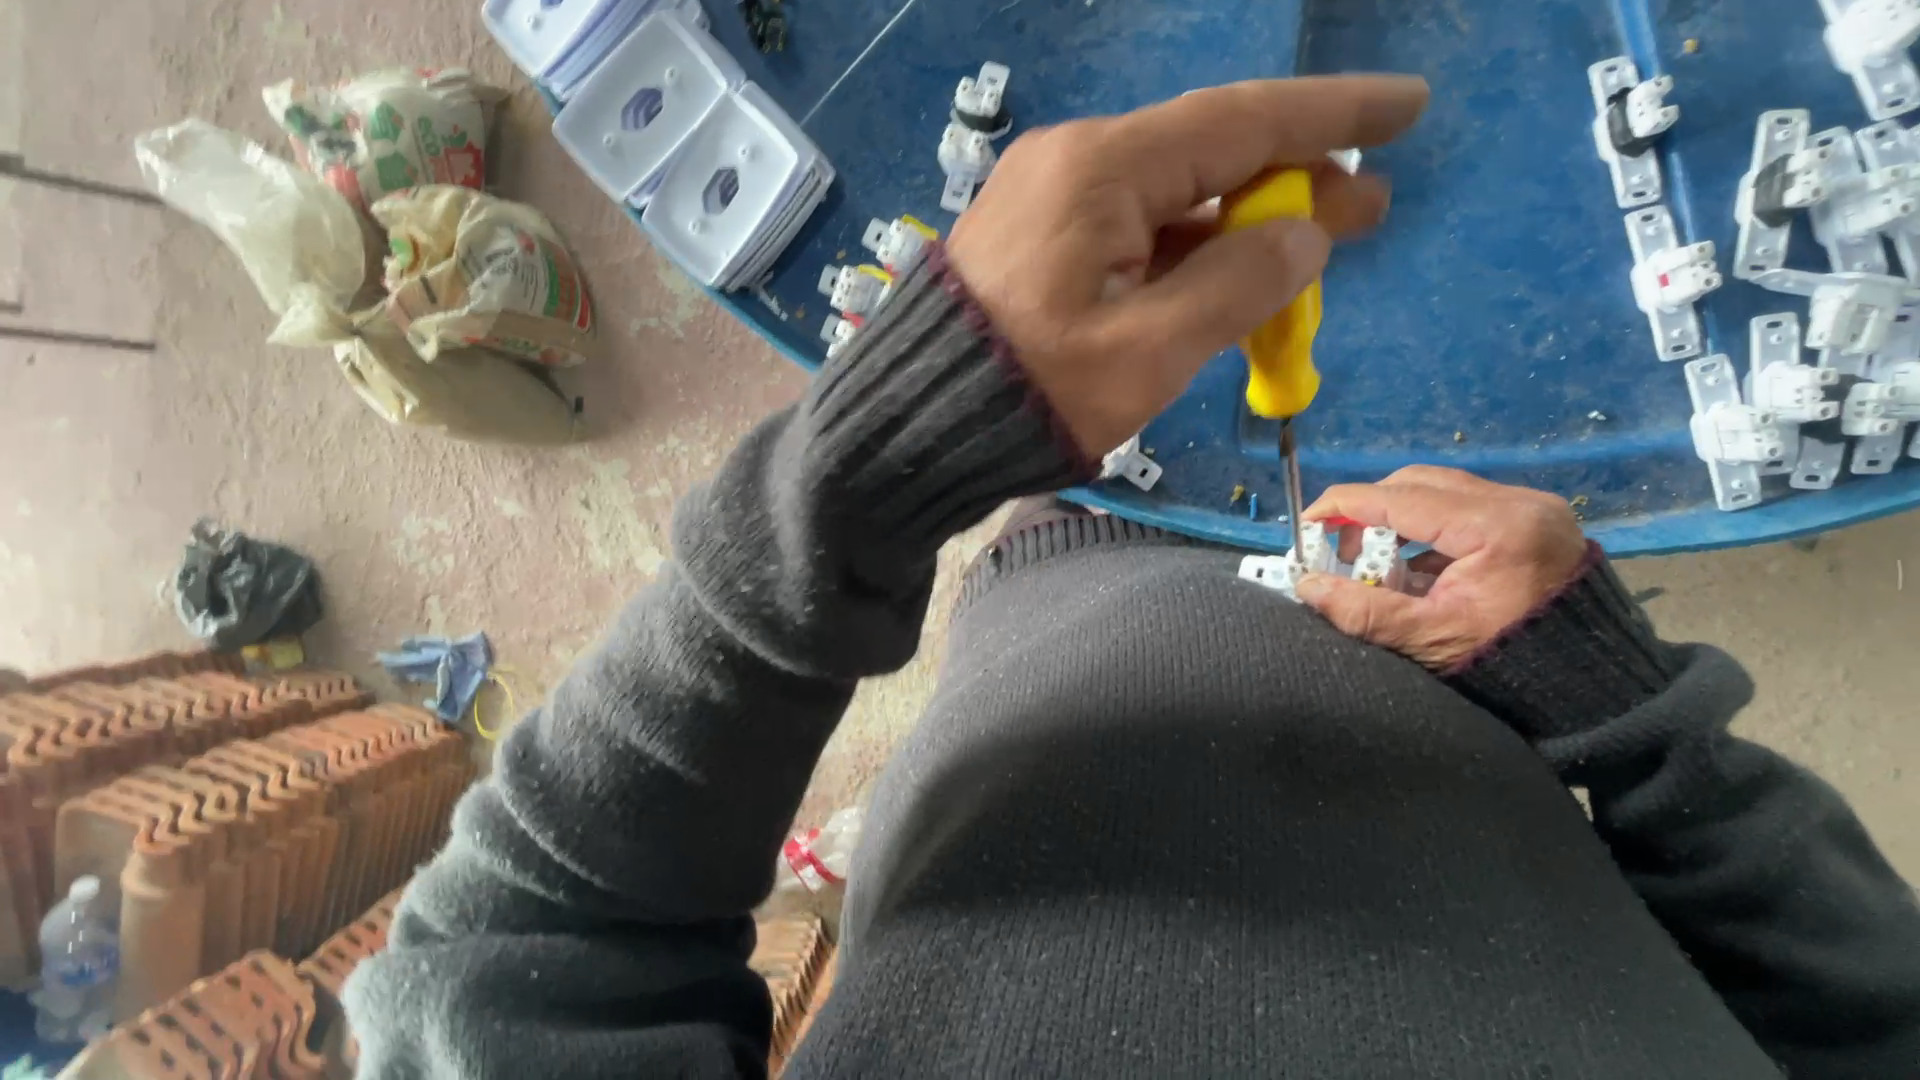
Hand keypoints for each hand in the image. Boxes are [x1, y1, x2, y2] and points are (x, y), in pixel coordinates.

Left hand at [945, 76, 1429, 456]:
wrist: (915, 429)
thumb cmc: (1033, 394)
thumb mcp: (1148, 351)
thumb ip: (1237, 285)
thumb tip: (1303, 233)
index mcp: (1100, 171)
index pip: (1239, 121)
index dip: (1330, 113)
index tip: (1405, 107)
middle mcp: (1073, 166)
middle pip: (1205, 158)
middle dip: (1291, 180)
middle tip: (1366, 208)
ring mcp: (1049, 202)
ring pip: (1168, 200)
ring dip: (1237, 225)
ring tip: (1308, 250)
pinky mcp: (1037, 243)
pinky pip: (1130, 232)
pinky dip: (1184, 254)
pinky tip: (1225, 277)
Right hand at [1293, 467, 1590, 670]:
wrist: (1594, 686)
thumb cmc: (1508, 662)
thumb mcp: (1428, 637)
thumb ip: (1363, 610)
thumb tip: (1305, 585)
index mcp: (1496, 526)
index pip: (1399, 498)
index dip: (1343, 505)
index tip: (1306, 522)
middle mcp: (1517, 502)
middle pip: (1417, 482)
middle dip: (1368, 508)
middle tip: (1338, 544)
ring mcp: (1529, 507)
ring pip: (1439, 489)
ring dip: (1395, 515)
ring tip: (1372, 554)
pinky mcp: (1533, 519)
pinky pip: (1463, 505)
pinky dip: (1425, 526)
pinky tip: (1411, 561)